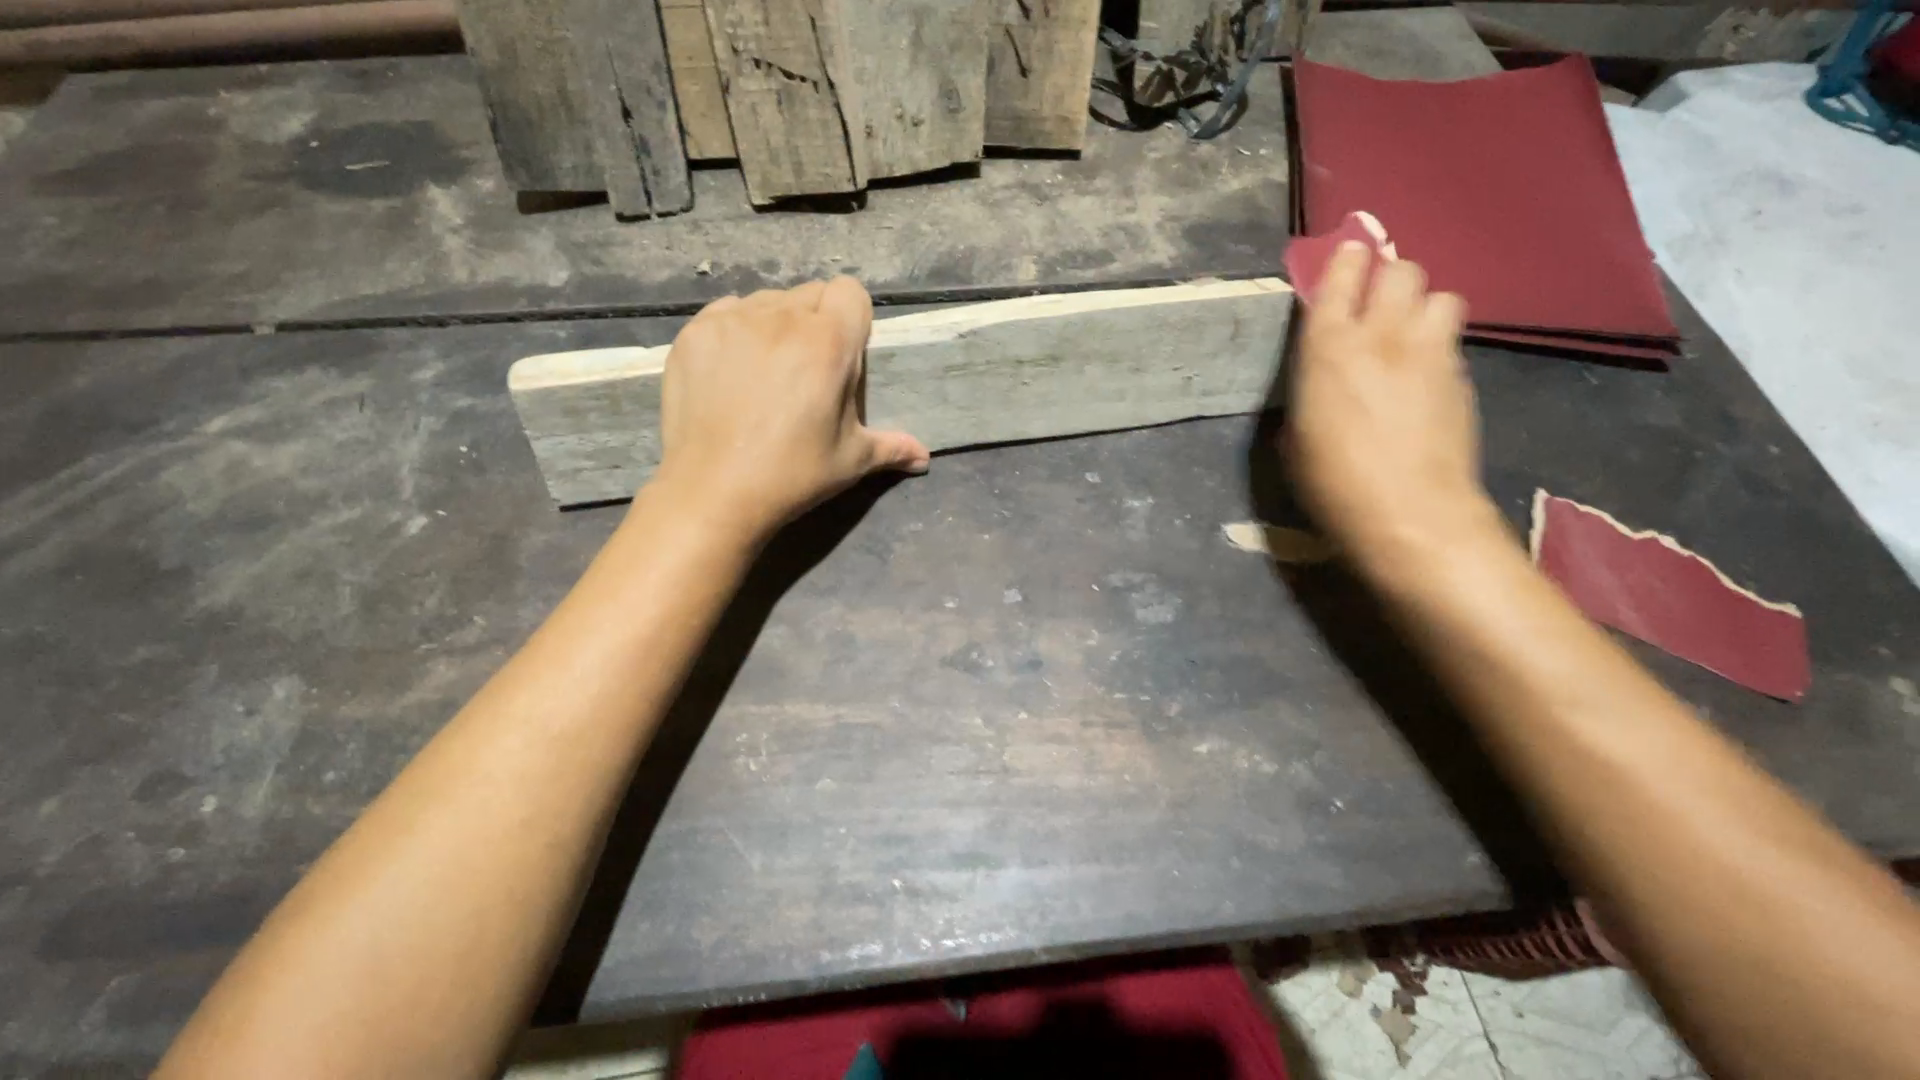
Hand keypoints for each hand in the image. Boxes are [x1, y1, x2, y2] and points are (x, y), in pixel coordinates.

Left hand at [651, 277, 930, 538]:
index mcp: (829, 342)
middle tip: (807, 369)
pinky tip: (732, 370)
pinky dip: (736, 331)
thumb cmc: (792, 475)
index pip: (850, 292)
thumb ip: (890, 447)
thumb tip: (923, 457)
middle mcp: (782, 318)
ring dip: (775, 324)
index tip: (844, 353)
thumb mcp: (850, 461)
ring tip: (766, 370)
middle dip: (816, 321)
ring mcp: (733, 321)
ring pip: (767, 301)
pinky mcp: (695, 332)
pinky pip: (727, 312)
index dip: (852, 319)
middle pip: (810, 294)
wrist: (713, 492)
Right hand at [1285, 243, 1502, 572]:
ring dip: (1425, 307)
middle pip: (1402, 270)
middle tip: (1381, 301)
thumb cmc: (1332, 483)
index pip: (1343, 275)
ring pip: (1441, 295)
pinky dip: (1440, 346)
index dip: (1347, 259)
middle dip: (1391, 277)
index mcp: (1329, 348)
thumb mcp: (1297, 435)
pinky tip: (1428, 377)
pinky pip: (1453, 340)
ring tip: (1413, 334)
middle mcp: (1382, 336)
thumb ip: (1312, 388)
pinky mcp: (1462, 377)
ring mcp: (1430, 353)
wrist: (1409, 513)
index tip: (1348, 255)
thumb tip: (1325, 375)